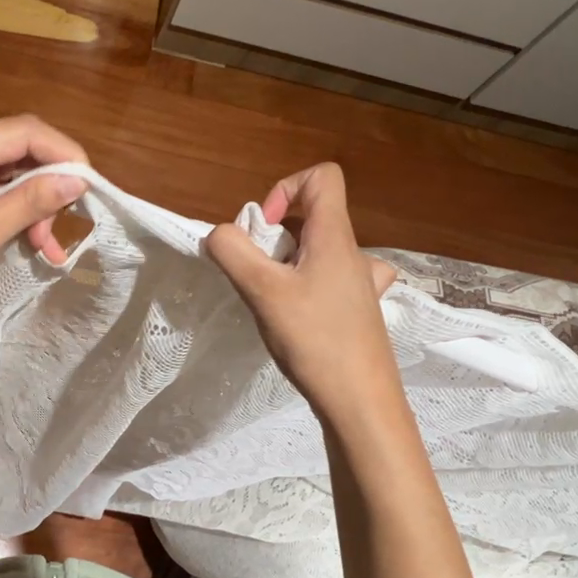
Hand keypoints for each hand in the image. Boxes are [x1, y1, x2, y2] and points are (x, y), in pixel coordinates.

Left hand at [0, 115, 88, 337]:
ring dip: (31, 207)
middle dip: (45, 187)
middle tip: (61, 230)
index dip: (61, 152)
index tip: (90, 185)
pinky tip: (28, 240)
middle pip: (13, 151)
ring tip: (45, 246)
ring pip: (3, 176)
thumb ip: (28, 203)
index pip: (20, 132)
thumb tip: (78, 180)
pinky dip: (10, 215)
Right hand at [204, 163, 398, 408]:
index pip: (322, 177)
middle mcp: (352, 252)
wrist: (360, 399)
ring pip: (317, 251)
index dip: (285, 189)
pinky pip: (328, 281)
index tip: (263, 229)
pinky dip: (306, 287)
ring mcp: (359, 283)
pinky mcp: (356, 311)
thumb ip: (233, 253)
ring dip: (287, 263)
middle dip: (275, 235)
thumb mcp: (263, 292)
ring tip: (273, 298)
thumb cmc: (315, 339)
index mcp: (334, 236)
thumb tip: (217, 233)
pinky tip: (298, 314)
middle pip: (312, 215)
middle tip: (258, 272)